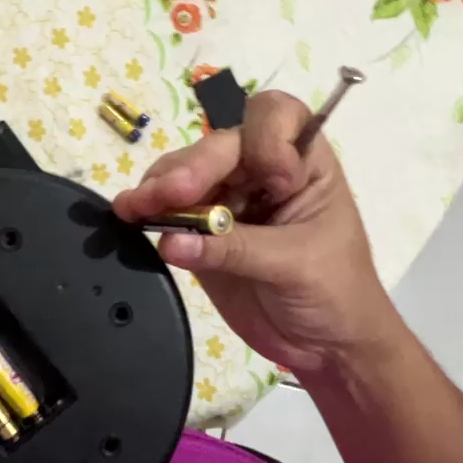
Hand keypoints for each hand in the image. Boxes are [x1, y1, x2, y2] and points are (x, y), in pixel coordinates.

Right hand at [112, 90, 404, 380]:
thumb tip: (170, 241)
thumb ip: (234, 249)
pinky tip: (128, 217)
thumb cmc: (334, 294)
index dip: (263, 138)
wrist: (324, 344)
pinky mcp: (201, 232)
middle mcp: (261, 171)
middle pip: (217, 146)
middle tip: (161, 197)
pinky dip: (148, 213)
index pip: (275, 118)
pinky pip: (169, 211)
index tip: (269, 179)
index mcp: (304, 164)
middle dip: (189, 168)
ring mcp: (228, 200)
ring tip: (132, 209)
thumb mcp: (294, 265)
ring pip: (185, 174)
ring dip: (158, 189)